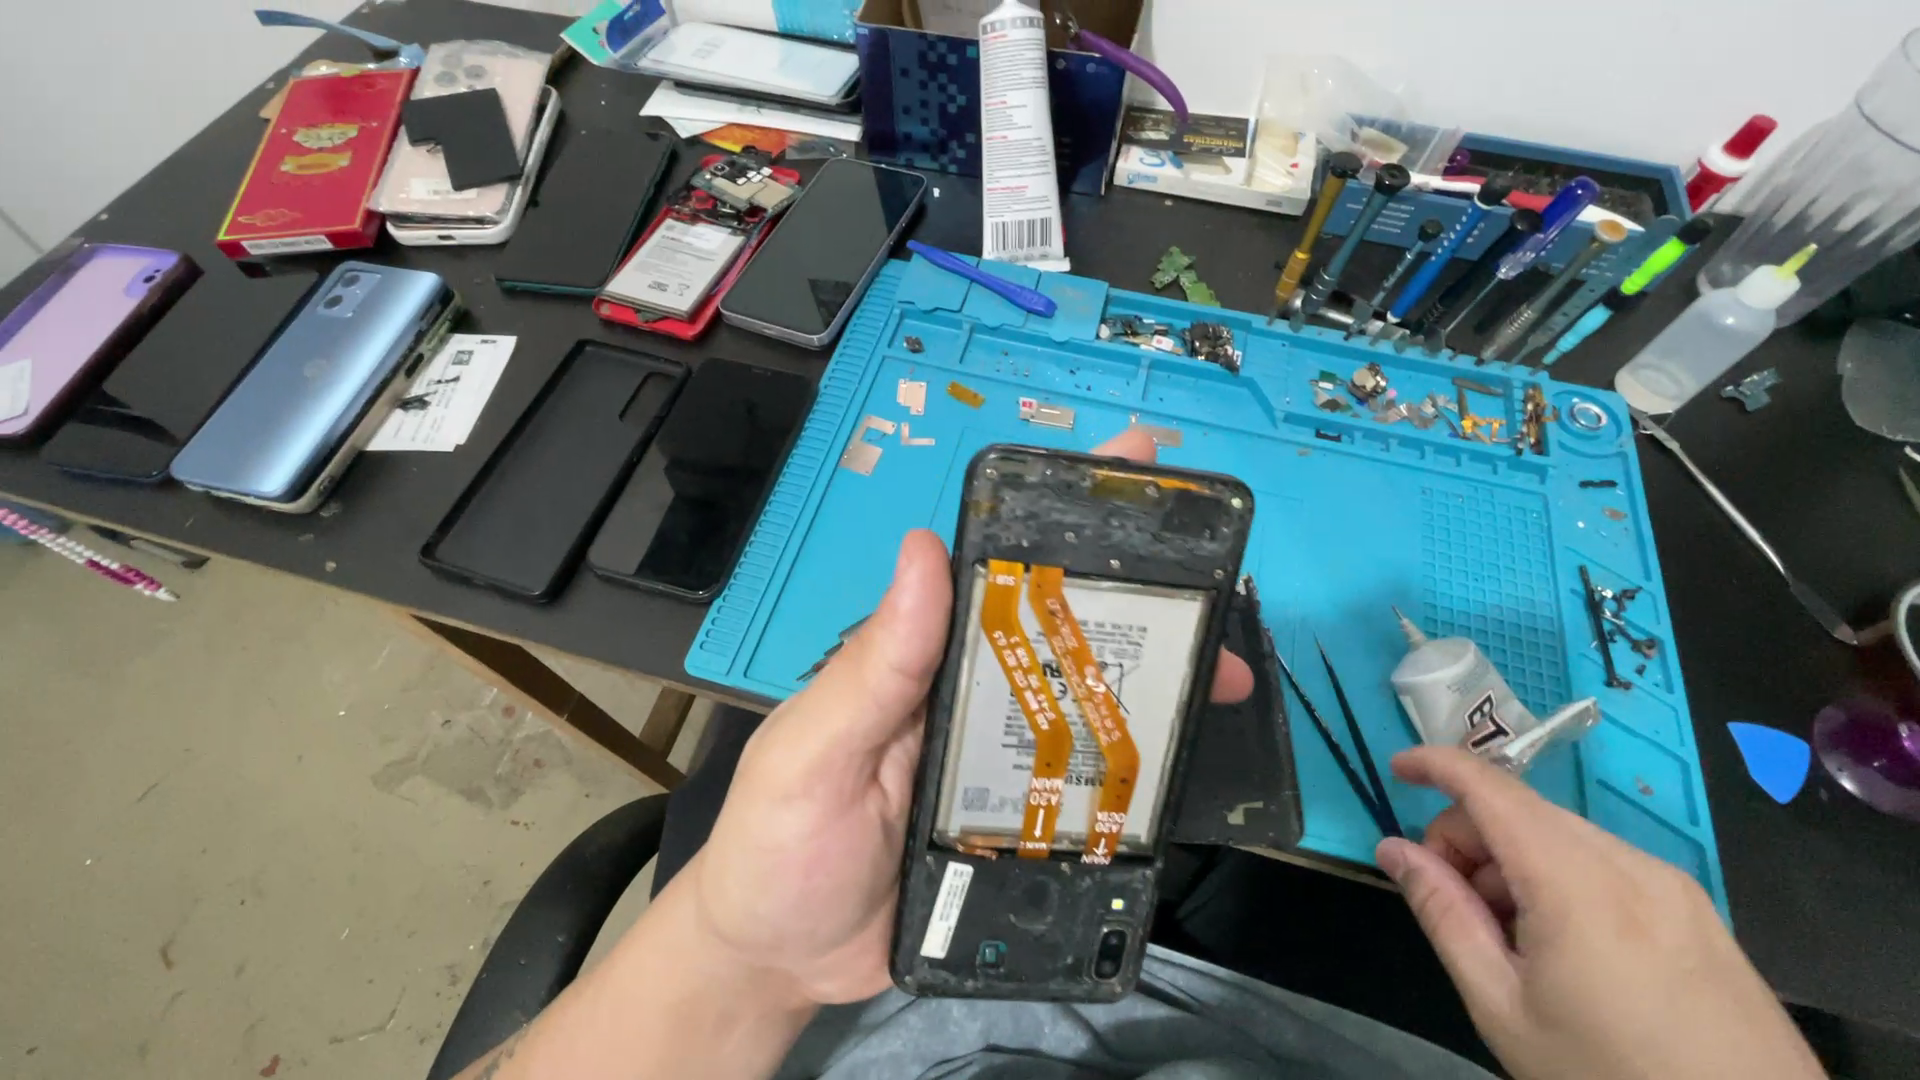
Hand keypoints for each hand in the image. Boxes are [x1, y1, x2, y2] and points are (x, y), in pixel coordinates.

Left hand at [684, 429, 1251, 1004]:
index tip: (1134, 465)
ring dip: (1152, 687)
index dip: (1060, 512)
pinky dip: (1136, 771)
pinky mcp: (1019, 824)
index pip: (995, 569)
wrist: (782, 958)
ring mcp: (998, 762)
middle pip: (1061, 634)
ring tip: (1220, 682)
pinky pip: (1088, 787)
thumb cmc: (779, 846)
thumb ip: (869, 669)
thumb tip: (923, 549)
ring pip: (1087, 707)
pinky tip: (1181, 767)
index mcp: (922, 658)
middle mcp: (968, 696)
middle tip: (1215, 598)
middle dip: (1138, 604)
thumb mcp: (813, 753)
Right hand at [1377, 746, 1823, 1079]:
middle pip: (1520, 811)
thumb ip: (1441, 914)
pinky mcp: (1695, 909)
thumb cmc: (1607, 1075)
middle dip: (1467, 838)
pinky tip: (1560, 944)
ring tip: (1509, 936)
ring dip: (1510, 861)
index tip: (1396, 769)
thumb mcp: (1502, 1004)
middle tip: (1451, 902)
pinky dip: (1555, 876)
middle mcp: (1629, 865)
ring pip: (1559, 835)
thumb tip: (1392, 849)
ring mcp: (1671, 885)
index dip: (1436, 764)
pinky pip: (1601, 862)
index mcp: (1577, 883)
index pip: (1491, 789)